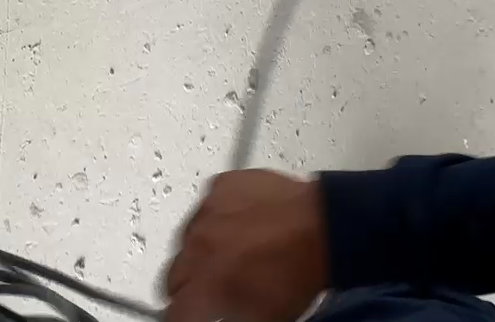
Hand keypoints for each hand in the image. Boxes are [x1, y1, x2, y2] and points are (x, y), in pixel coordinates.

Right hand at [163, 170, 327, 321]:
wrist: (320, 227)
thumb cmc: (299, 270)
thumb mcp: (260, 316)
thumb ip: (226, 316)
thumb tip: (215, 315)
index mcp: (207, 283)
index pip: (173, 313)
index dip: (183, 317)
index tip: (189, 316)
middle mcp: (200, 243)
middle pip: (174, 273)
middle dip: (190, 283)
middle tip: (213, 285)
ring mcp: (209, 209)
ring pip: (188, 236)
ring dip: (202, 246)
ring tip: (232, 250)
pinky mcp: (220, 185)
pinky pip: (208, 205)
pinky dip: (218, 215)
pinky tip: (241, 222)